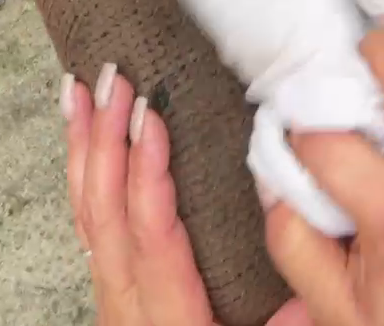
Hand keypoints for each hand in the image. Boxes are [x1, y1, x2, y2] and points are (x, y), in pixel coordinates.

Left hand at [62, 66, 308, 325]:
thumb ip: (286, 314)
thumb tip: (307, 263)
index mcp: (170, 315)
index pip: (151, 235)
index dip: (146, 175)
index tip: (149, 115)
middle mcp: (128, 303)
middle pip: (106, 215)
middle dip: (106, 140)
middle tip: (115, 81)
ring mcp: (111, 289)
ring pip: (86, 212)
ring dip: (83, 144)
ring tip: (81, 89)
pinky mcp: (109, 277)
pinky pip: (83, 218)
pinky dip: (79, 167)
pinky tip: (76, 128)